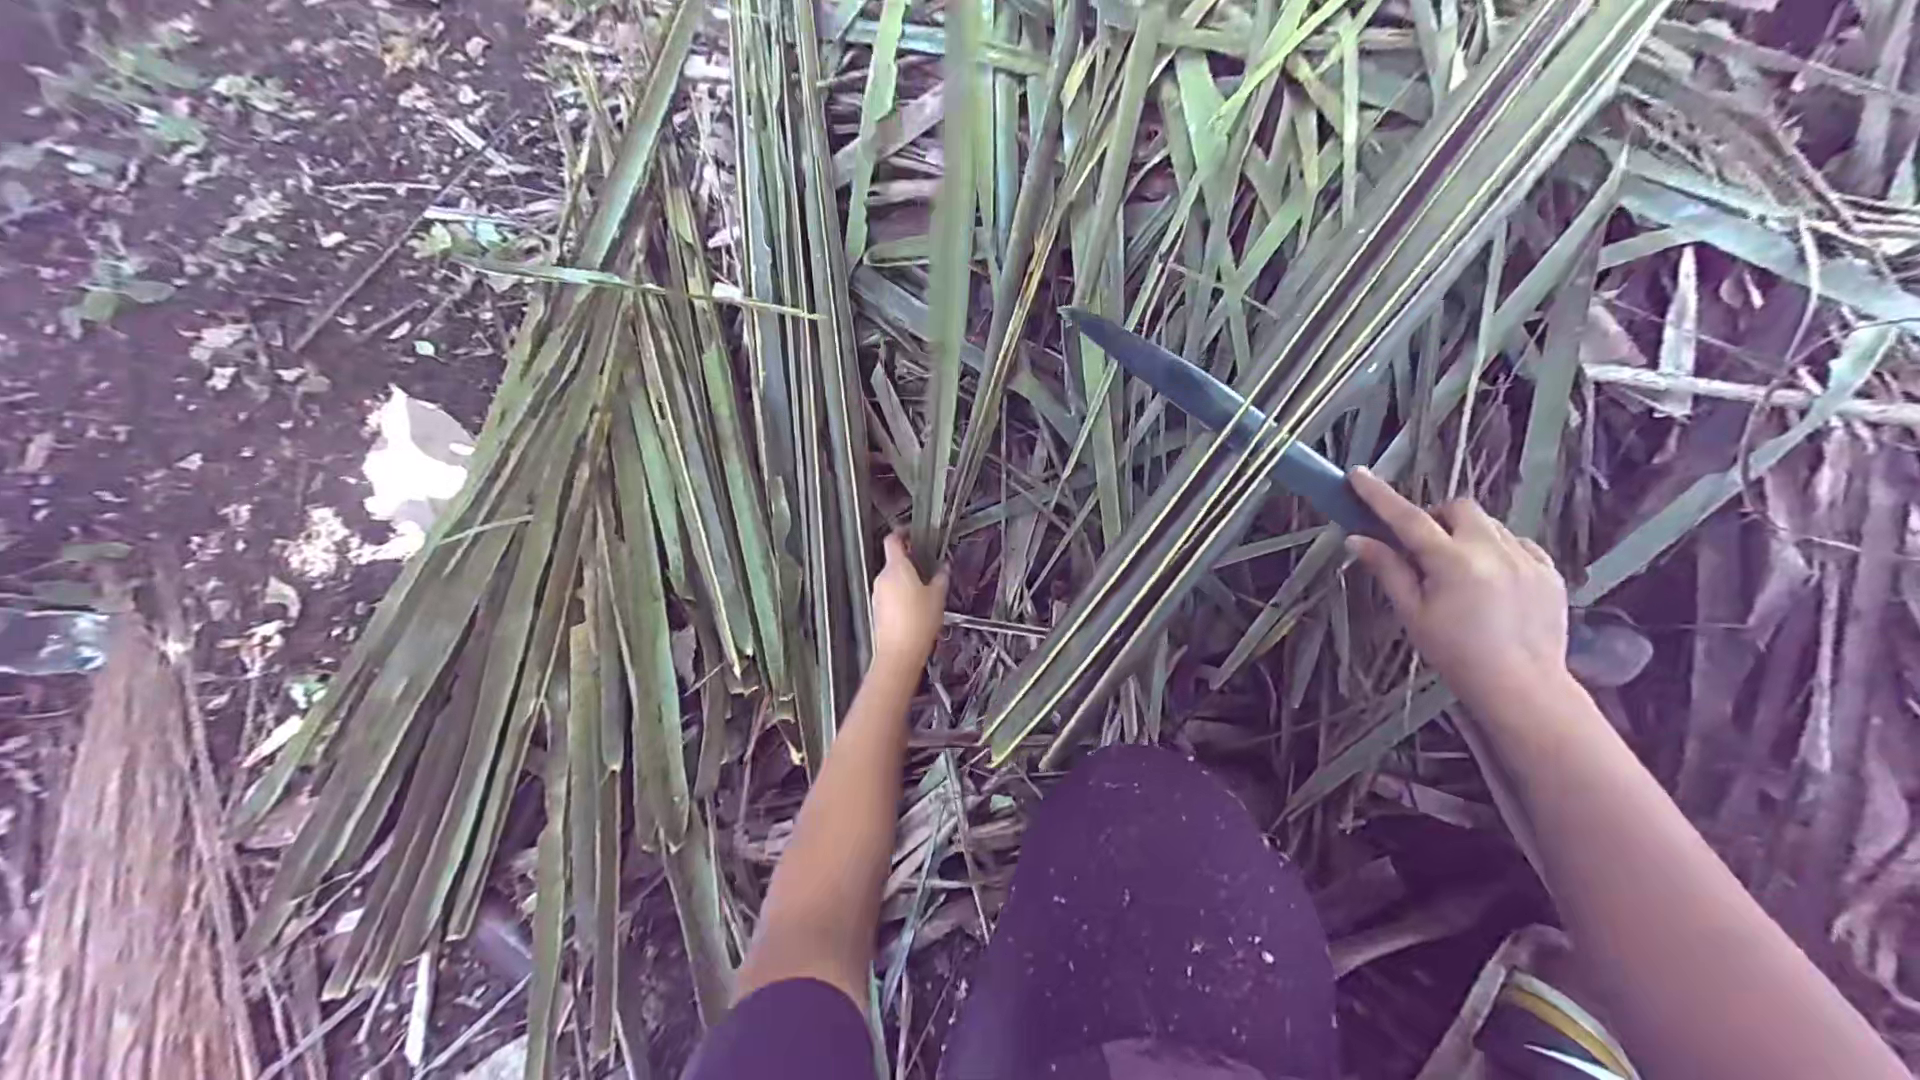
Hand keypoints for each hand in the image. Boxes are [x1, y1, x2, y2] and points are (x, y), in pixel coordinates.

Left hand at [870, 531, 949, 669]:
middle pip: (894, 560)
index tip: (912, 532)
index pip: (893, 540)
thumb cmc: (918, 623)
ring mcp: (878, 594)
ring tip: (926, 589)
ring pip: (892, 578)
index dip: (902, 533)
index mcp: (896, 568)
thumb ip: (941, 577)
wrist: (899, 653)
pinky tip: (916, 606)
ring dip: (907, 578)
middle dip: (911, 560)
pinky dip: (901, 594)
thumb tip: (944, 568)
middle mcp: (883, 578)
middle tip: (928, 565)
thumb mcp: (938, 596)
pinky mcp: (878, 608)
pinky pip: (890, 593)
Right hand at [1344, 467, 1570, 705]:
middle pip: (1458, 508)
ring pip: (1488, 523)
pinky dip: (1495, 549)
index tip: (1358, 475)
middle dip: (1435, 517)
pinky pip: (1516, 542)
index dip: (1379, 496)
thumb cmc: (1455, 654)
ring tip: (1457, 569)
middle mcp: (1493, 550)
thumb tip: (1357, 540)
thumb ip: (1388, 570)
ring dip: (1464, 533)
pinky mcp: (1550, 570)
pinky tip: (1488, 579)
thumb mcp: (1412, 613)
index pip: (1407, 518)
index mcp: (1453, 562)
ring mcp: (1527, 558)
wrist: (1522, 686)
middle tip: (1421, 547)